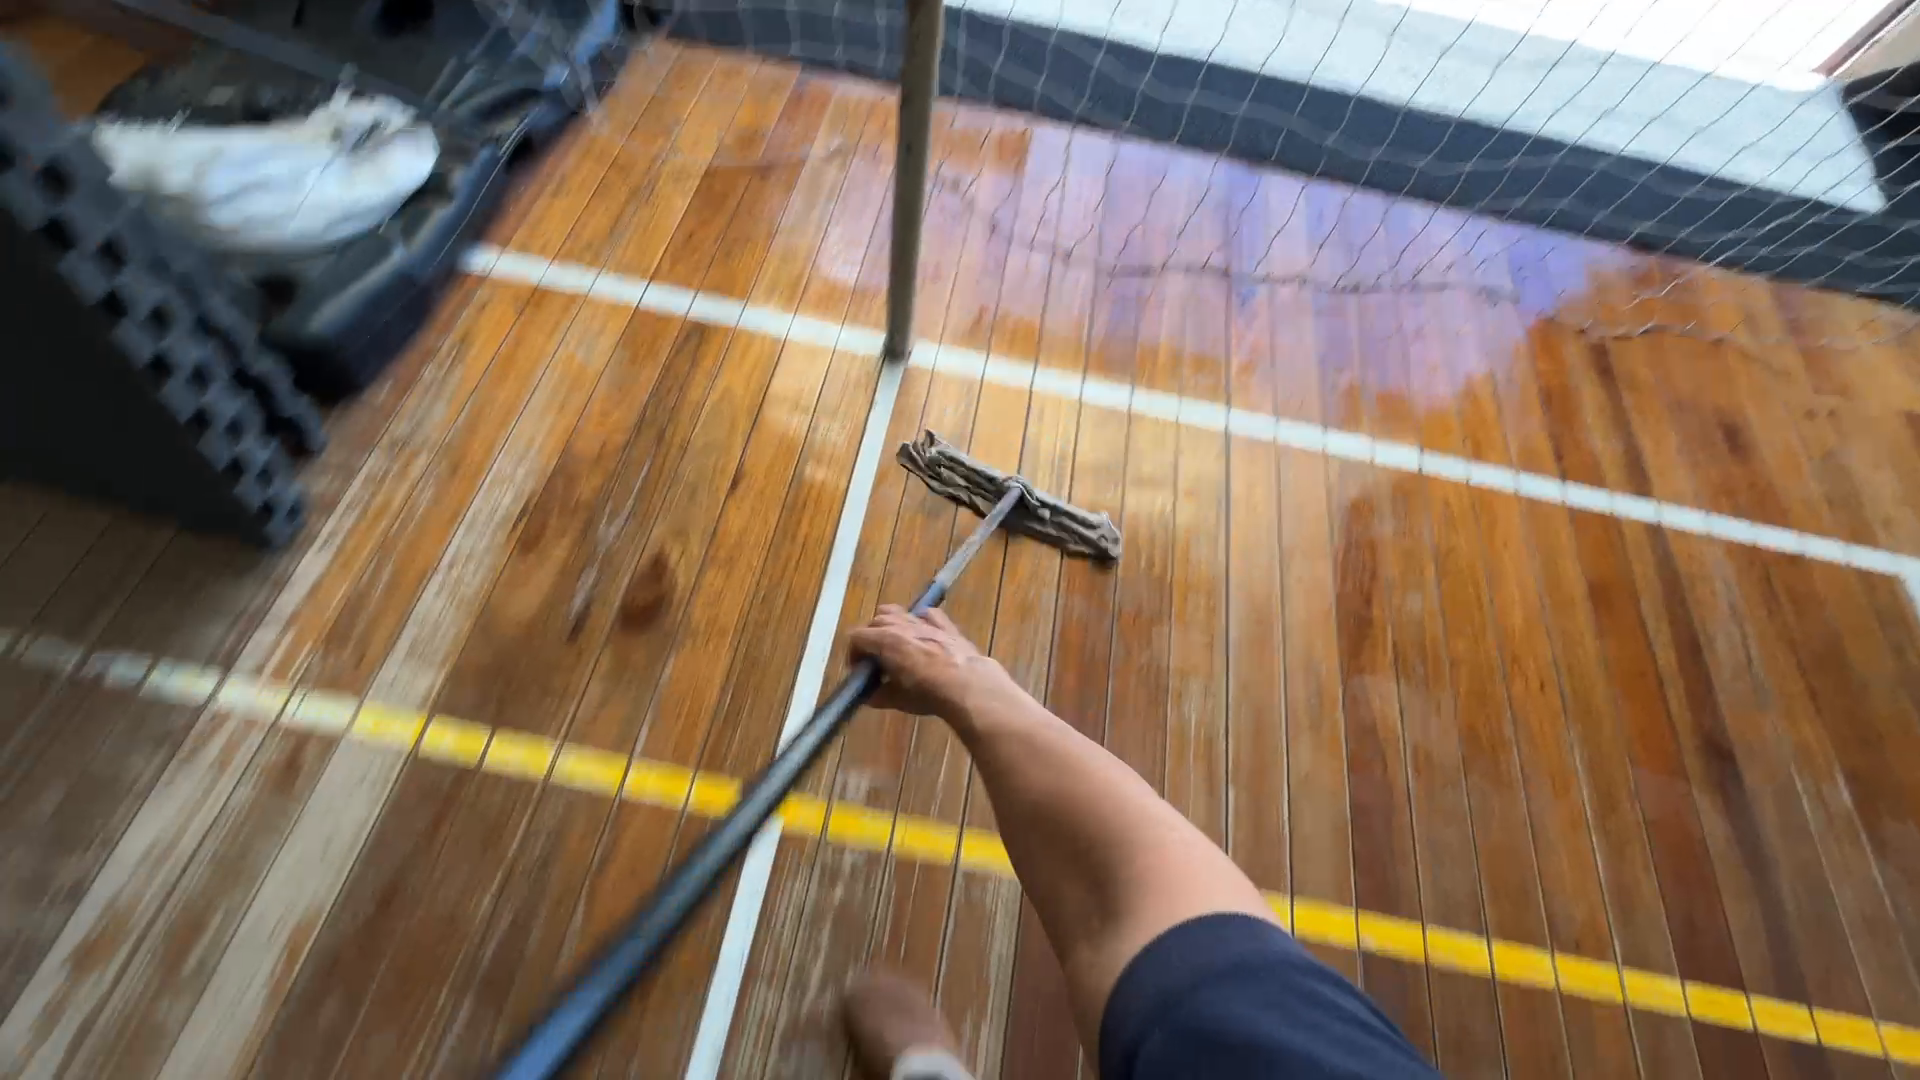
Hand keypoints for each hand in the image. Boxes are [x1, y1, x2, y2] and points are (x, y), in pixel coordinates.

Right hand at [847, 605, 1012, 719]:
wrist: (968, 684)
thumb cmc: (929, 693)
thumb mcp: (898, 700)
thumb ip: (879, 695)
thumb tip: (869, 696)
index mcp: (885, 641)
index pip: (856, 637)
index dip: (853, 654)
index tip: (859, 670)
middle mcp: (901, 625)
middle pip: (875, 622)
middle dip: (871, 639)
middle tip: (876, 661)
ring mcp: (924, 621)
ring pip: (897, 612)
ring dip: (891, 625)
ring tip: (896, 645)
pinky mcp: (945, 624)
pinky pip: (927, 614)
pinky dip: (920, 620)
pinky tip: (923, 635)